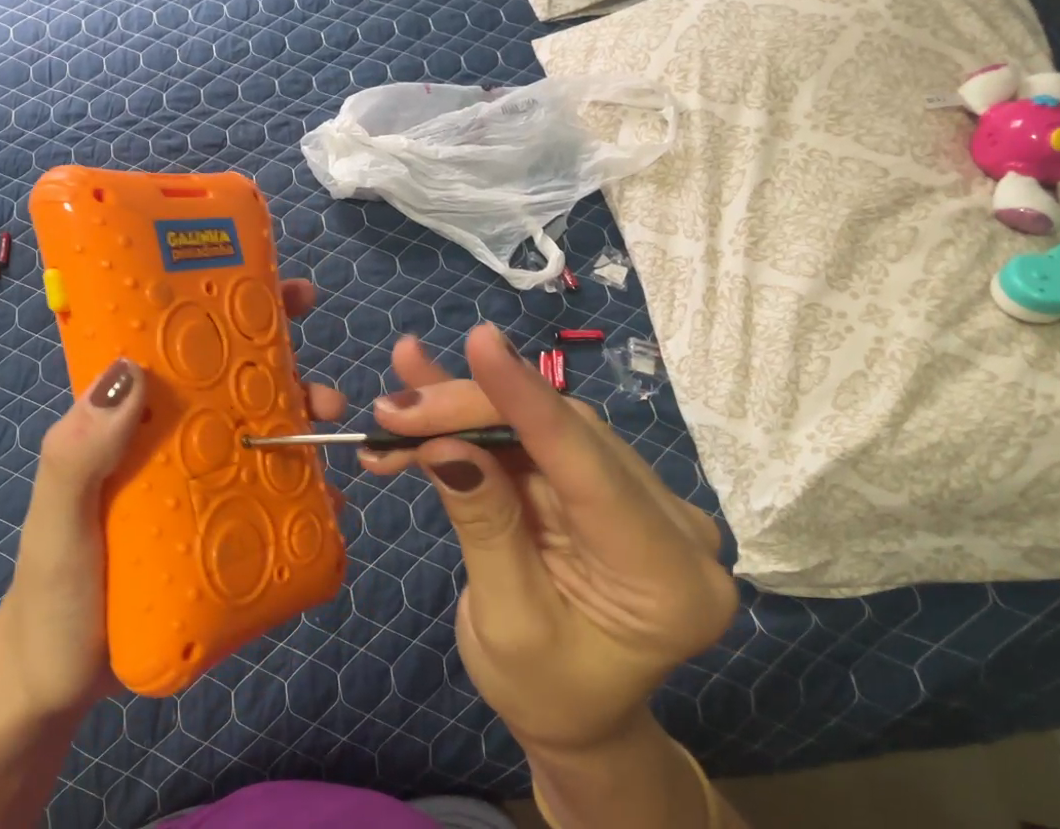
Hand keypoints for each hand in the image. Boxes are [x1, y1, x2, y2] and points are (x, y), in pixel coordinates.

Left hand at [0, 279, 343, 718]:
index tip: (283, 292)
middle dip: (283, 372)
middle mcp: (158, 441)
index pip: (171, 345)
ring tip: (332, 441)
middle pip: (227, 386)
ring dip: (298, 429)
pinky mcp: (208, 531)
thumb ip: (79, 451)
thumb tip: (132, 367)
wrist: (57, 683)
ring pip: (252, 437)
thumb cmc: (53, 597)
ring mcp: (187, 486)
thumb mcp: (57, 520)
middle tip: (324, 392)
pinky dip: (300, 492)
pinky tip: (331, 503)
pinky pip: (262, 497)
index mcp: (120, 422)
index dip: (222, 309)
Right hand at [364, 325, 736, 753]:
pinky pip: (531, 441)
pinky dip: (473, 424)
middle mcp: (668, 525)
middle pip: (562, 437)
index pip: (590, 470)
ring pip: (540, 429)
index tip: (481, 342)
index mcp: (667, 578)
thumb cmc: (545, 691)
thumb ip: (485, 528)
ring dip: (460, 415)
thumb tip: (442, 445)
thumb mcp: (508, 621)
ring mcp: (635, 501)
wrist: (575, 717)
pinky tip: (423, 391)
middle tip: (391, 411)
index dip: (528, 401)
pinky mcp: (597, 488)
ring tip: (392, 406)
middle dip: (469, 413)